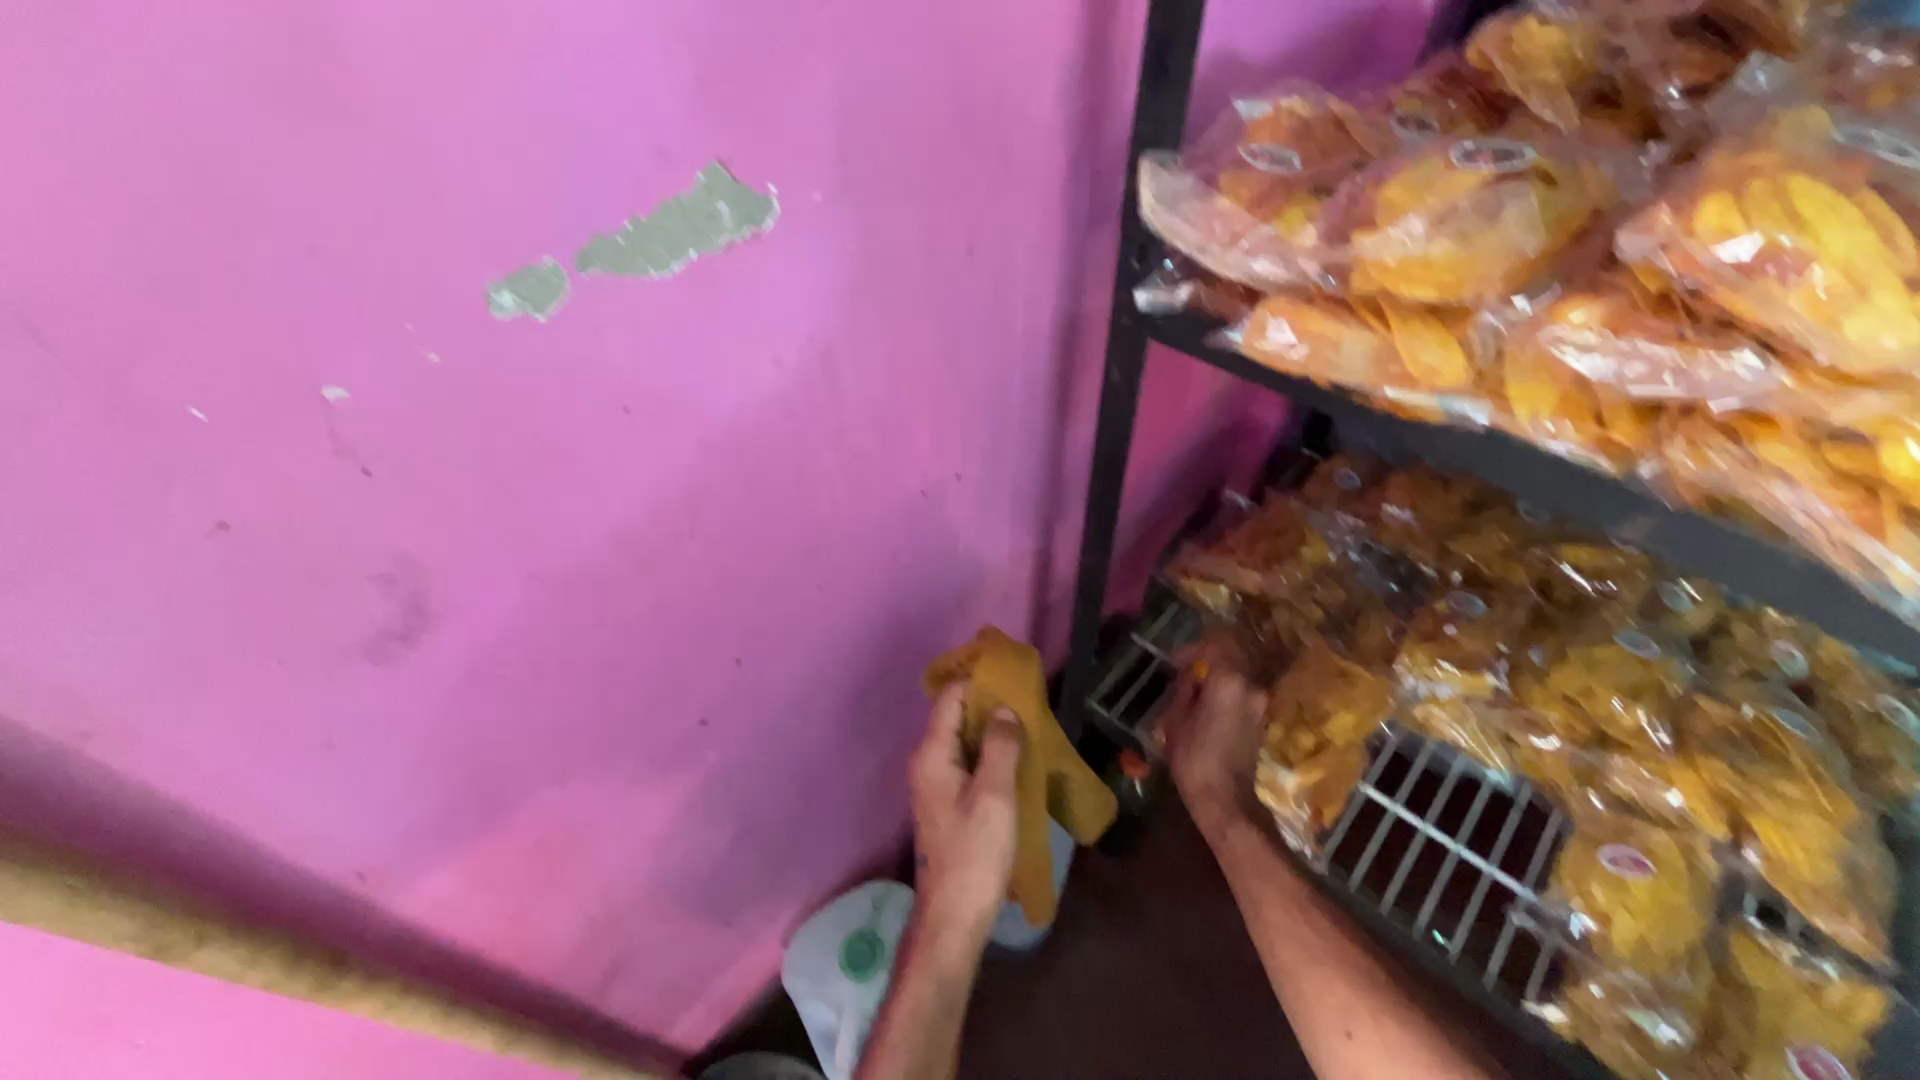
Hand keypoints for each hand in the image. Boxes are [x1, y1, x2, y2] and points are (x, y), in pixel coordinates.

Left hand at [910, 682, 1022, 947]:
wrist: (955, 914)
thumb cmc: (975, 852)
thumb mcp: (995, 794)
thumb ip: (999, 746)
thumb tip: (1003, 708)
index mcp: (931, 754)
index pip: (948, 698)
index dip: (976, 681)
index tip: (1008, 672)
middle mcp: (926, 762)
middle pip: (952, 716)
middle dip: (985, 703)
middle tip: (1024, 695)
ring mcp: (934, 783)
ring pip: (960, 740)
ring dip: (988, 729)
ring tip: (1024, 720)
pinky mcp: (946, 802)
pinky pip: (965, 762)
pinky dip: (986, 752)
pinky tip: (1013, 756)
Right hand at [1161, 644, 1267, 834]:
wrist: (1225, 799)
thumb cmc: (1193, 758)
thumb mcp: (1176, 719)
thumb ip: (1184, 689)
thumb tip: (1189, 676)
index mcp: (1229, 681)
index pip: (1215, 645)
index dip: (1192, 649)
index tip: (1175, 663)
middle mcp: (1251, 687)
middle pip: (1230, 659)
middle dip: (1206, 663)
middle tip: (1183, 676)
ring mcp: (1260, 704)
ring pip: (1237, 678)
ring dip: (1216, 680)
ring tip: (1193, 695)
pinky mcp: (1261, 721)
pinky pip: (1242, 695)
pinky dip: (1226, 695)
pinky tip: (1208, 710)